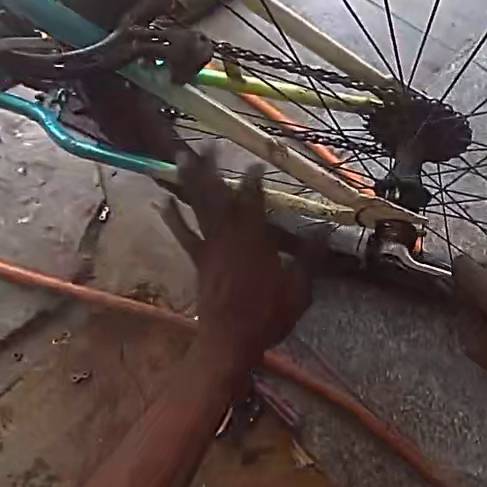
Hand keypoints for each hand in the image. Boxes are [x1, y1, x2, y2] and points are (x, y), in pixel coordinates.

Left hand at [161, 150, 312, 375]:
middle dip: (212, 168)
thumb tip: (324, 230)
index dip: (254, 181)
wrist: (230, 342)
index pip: (254, 202)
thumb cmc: (268, 316)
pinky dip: (173, 219)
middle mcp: (229, 237)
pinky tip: (163, 203)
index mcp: (255, 241)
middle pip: (219, 196)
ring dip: (190, 182)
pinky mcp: (199, 261)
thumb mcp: (299, 289)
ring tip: (181, 157)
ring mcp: (210, 248)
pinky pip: (184, 235)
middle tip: (205, 144)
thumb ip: (309, 257)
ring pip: (199, 208)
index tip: (255, 162)